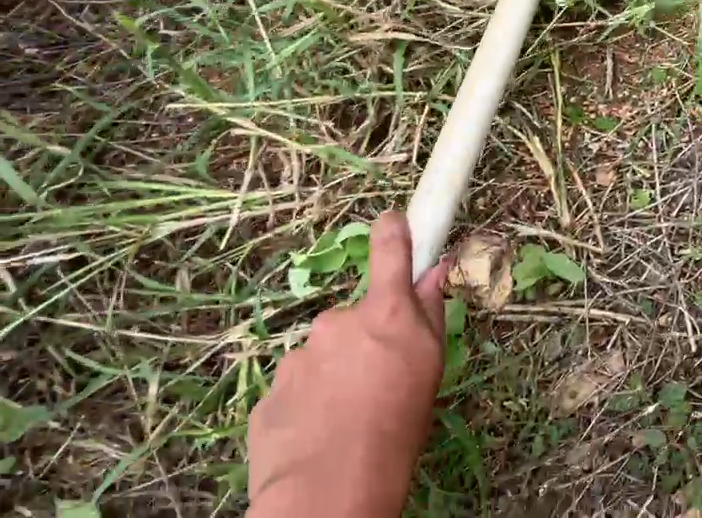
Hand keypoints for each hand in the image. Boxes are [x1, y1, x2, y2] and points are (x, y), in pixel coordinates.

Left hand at [249, 212, 450, 517]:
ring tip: (348, 414)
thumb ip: (431, 312)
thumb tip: (435, 273)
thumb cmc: (400, 418)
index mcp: (385, 312)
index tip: (390, 216)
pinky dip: (310, 403)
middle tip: (379, 376)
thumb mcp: (432, 361)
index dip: (393, 231)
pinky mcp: (267, 396)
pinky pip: (296, 389)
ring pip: (323, 356)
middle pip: (354, 319)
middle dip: (364, 339)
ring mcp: (297, 359)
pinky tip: (321, 431)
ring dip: (335, 373)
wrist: (331, 485)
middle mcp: (337, 323)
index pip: (390, 254)